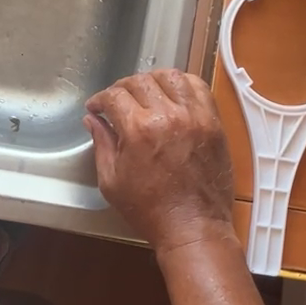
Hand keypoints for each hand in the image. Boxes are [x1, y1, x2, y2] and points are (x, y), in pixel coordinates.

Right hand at [84, 69, 235, 251]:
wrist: (193, 228)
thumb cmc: (149, 210)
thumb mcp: (112, 182)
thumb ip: (101, 144)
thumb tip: (92, 119)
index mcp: (138, 130)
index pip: (114, 96)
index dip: (100, 99)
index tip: (96, 107)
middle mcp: (168, 115)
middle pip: (140, 81)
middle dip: (122, 88)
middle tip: (117, 101)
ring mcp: (194, 116)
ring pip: (170, 77)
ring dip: (152, 80)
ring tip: (145, 93)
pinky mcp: (213, 122)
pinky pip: (199, 87)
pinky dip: (183, 84)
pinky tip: (173, 93)